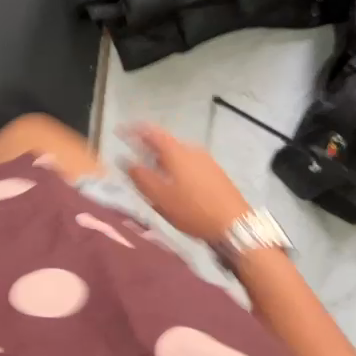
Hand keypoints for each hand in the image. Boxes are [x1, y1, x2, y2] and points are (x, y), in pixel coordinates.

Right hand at [123, 123, 251, 243]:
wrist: (235, 224)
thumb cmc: (192, 210)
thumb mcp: (160, 197)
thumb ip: (141, 177)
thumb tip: (126, 161)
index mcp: (175, 151)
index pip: (150, 131)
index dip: (133, 130)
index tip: (120, 132)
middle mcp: (191, 149)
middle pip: (164, 143)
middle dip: (148, 150)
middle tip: (136, 161)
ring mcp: (206, 160)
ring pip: (178, 155)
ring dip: (164, 162)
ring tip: (155, 178)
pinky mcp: (216, 173)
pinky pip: (189, 165)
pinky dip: (177, 170)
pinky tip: (177, 187)